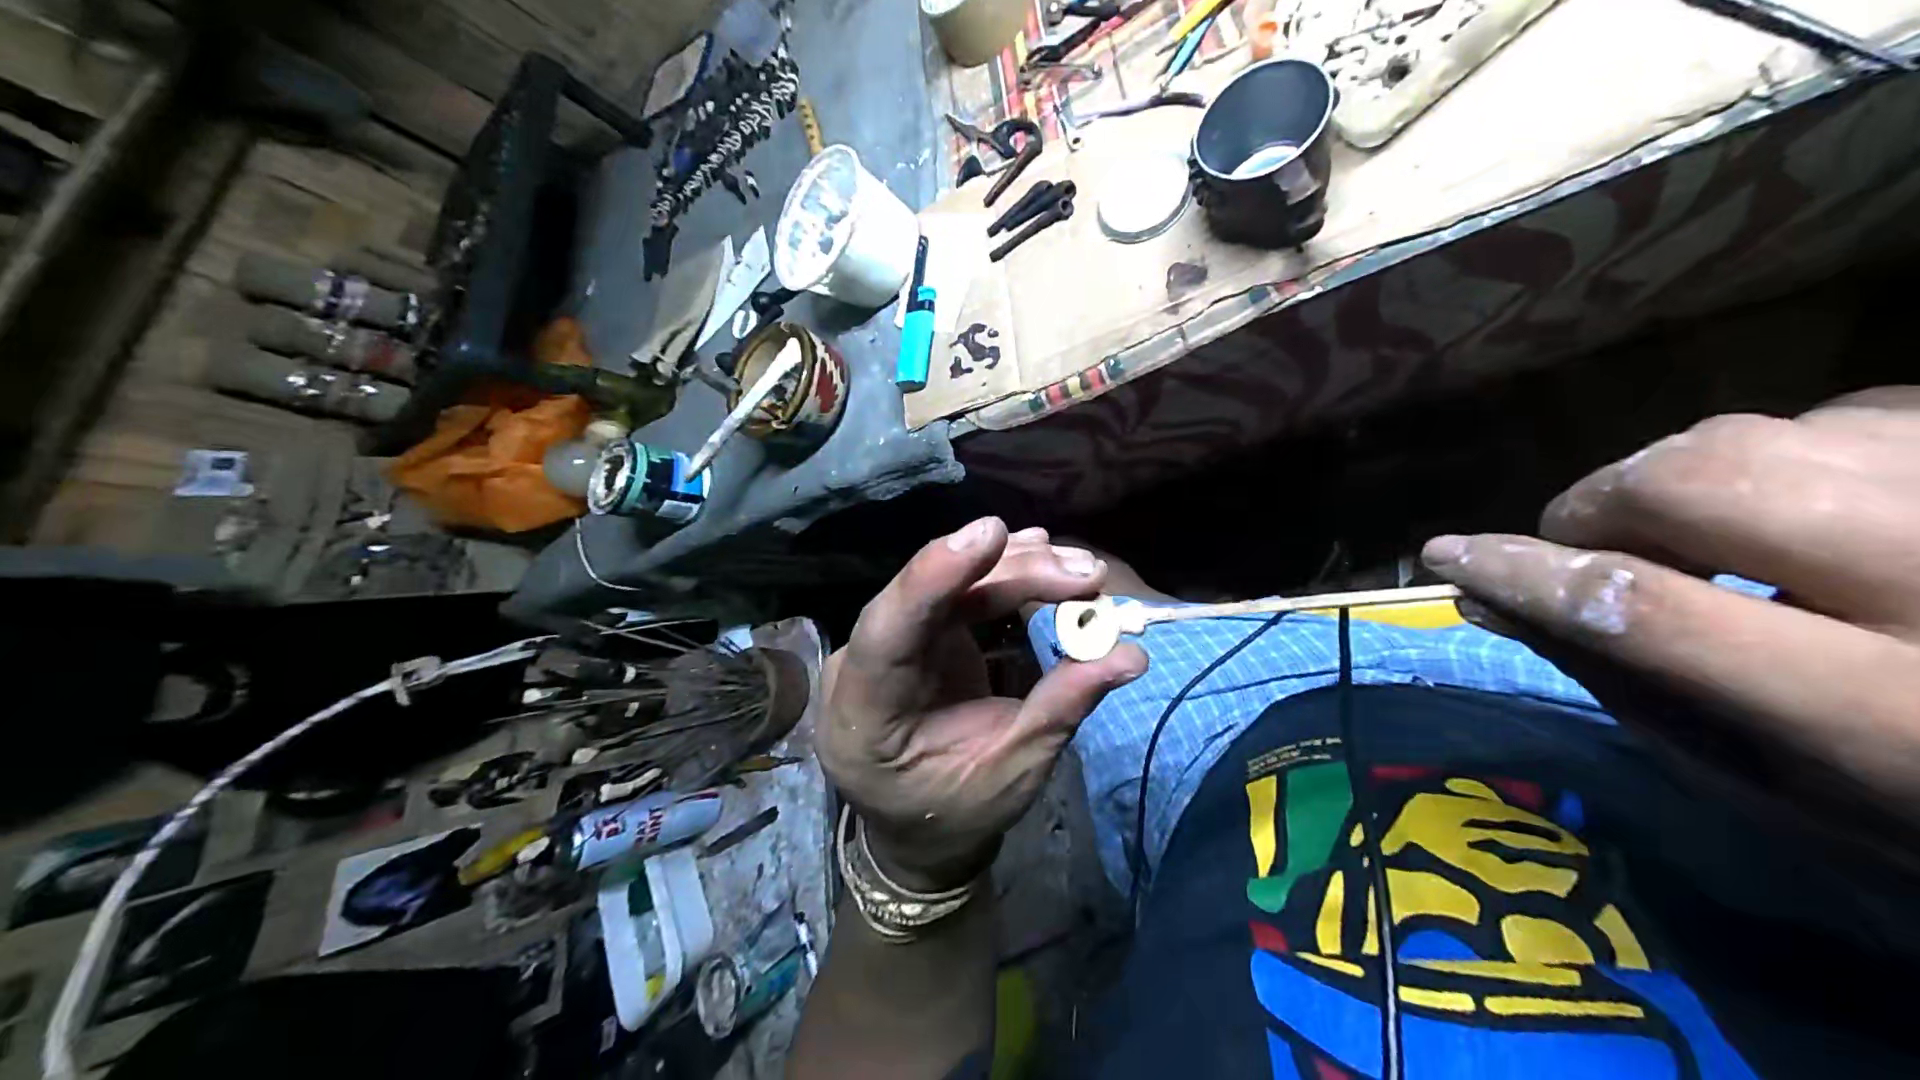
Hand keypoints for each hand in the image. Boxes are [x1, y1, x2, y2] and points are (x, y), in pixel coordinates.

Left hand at [820, 518, 1148, 890]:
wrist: (919, 827)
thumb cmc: (955, 813)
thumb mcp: (1012, 774)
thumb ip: (1061, 710)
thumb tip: (1130, 655)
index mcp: (864, 719)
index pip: (886, 635)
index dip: (933, 577)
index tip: (992, 533)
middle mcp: (863, 667)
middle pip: (928, 599)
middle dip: (1009, 575)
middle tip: (1086, 573)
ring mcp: (888, 643)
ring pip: (946, 587)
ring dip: (1014, 569)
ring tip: (1081, 568)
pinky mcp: (915, 632)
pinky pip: (955, 593)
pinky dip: (1001, 575)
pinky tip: (1040, 554)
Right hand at [1420, 388, 1919, 825]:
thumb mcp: (1769, 780)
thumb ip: (1623, 684)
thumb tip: (1491, 601)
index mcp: (1882, 708)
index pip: (1641, 606)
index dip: (1524, 573)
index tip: (1447, 555)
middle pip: (1696, 483)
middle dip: (1598, 508)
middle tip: (1584, 549)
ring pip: (1757, 434)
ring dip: (1682, 484)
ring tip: (1702, 538)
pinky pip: (1848, 413)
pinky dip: (1787, 456)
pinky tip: (1810, 509)